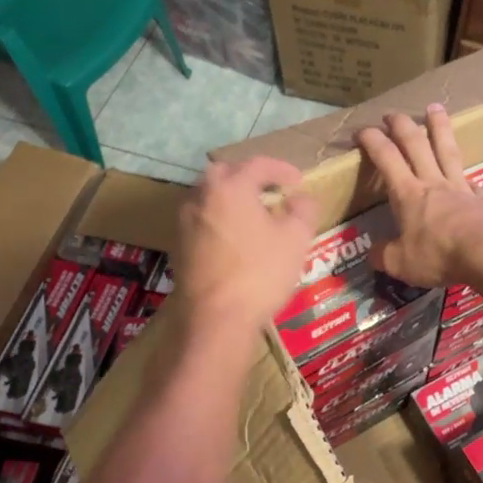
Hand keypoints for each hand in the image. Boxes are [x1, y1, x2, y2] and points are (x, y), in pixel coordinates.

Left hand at [177, 157, 320, 325]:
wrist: (217, 319)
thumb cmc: (260, 273)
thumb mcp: (296, 239)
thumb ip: (303, 210)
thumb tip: (301, 198)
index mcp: (231, 187)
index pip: (258, 164)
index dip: (281, 169)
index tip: (298, 181)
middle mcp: (202, 197)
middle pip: (224, 173)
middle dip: (248, 176)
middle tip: (270, 190)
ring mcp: (185, 222)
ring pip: (208, 196)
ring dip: (230, 197)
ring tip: (253, 213)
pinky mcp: (179, 246)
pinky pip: (201, 219)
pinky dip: (219, 218)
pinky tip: (235, 237)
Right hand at [356, 105, 482, 287]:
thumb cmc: (439, 255)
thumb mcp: (401, 263)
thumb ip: (385, 256)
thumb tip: (374, 253)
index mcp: (408, 194)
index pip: (386, 158)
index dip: (372, 141)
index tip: (362, 130)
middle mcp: (433, 183)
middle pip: (417, 144)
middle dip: (402, 125)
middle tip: (393, 113)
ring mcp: (460, 188)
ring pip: (448, 150)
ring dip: (440, 127)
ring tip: (435, 108)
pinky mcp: (482, 199)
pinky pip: (473, 184)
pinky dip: (468, 179)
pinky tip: (470, 180)